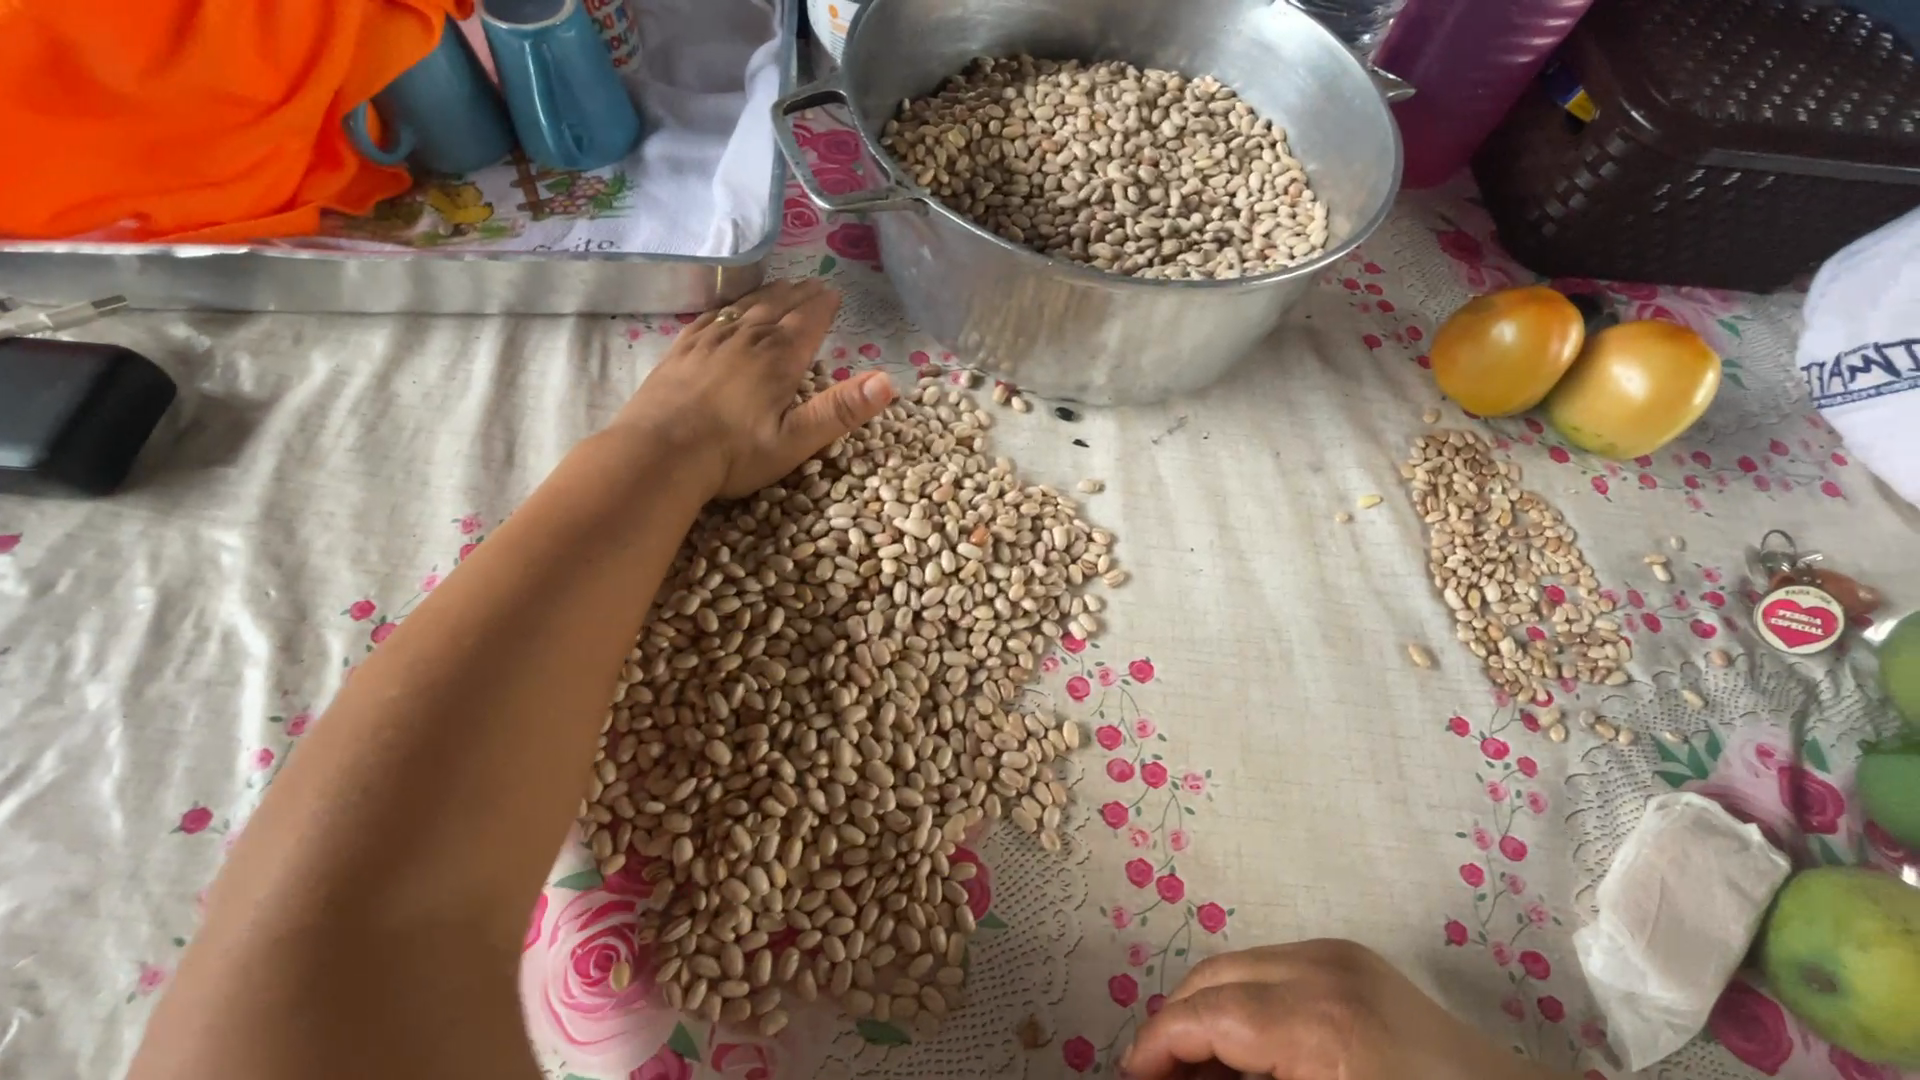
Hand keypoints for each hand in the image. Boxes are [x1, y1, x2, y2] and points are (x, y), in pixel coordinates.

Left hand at [612, 279, 894, 498]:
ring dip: (766, 295)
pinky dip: (727, 307)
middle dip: (799, 295)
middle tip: (813, 284)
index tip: (835, 293)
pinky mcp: (680, 351)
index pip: (808, 321)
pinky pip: (710, 317)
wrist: (658, 454)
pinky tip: (728, 309)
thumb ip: (841, 410)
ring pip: (744, 307)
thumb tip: (888, 382)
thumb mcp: (796, 440)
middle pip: (777, 307)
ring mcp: (709, 342)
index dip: (824, 307)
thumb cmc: (732, 454)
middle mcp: (746, 340)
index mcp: (778, 359)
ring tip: (780, 288)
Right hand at [1122, 940, 1570, 1079]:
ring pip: (1236, 965)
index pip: (1205, 1014)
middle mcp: (1320, 968)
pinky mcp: (1350, 955)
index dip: (1157, 1045)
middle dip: (1176, 1024)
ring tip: (1201, 1064)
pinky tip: (1247, 1044)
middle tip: (1158, 1074)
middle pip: (1212, 977)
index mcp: (1316, 1023)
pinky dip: (1244, 999)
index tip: (1131, 1074)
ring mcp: (1338, 953)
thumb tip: (1170, 1078)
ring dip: (1208, 1009)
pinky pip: (1269, 965)